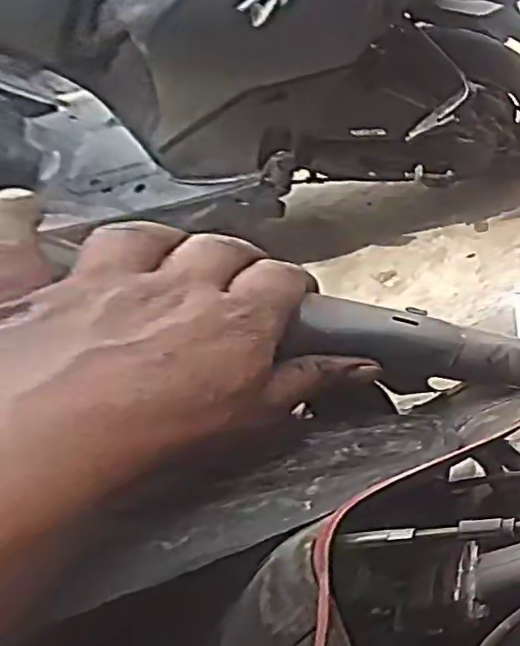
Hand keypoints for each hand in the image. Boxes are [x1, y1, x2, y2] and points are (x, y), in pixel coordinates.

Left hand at [0, 219, 380, 499]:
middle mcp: (174, 288)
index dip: (296, 282)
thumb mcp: (259, 411)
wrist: (43, 437)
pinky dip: (21, 219)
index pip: (283, 277)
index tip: (298, 296)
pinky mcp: (31, 291)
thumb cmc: (152, 427)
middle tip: (246, 275)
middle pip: (219, 247)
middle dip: (240, 256)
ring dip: (163, 240)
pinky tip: (25, 208)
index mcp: (238, 318)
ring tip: (171, 251)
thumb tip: (359, 366)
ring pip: (141, 236)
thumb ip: (311, 379)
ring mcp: (99, 284)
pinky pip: (17, 237)